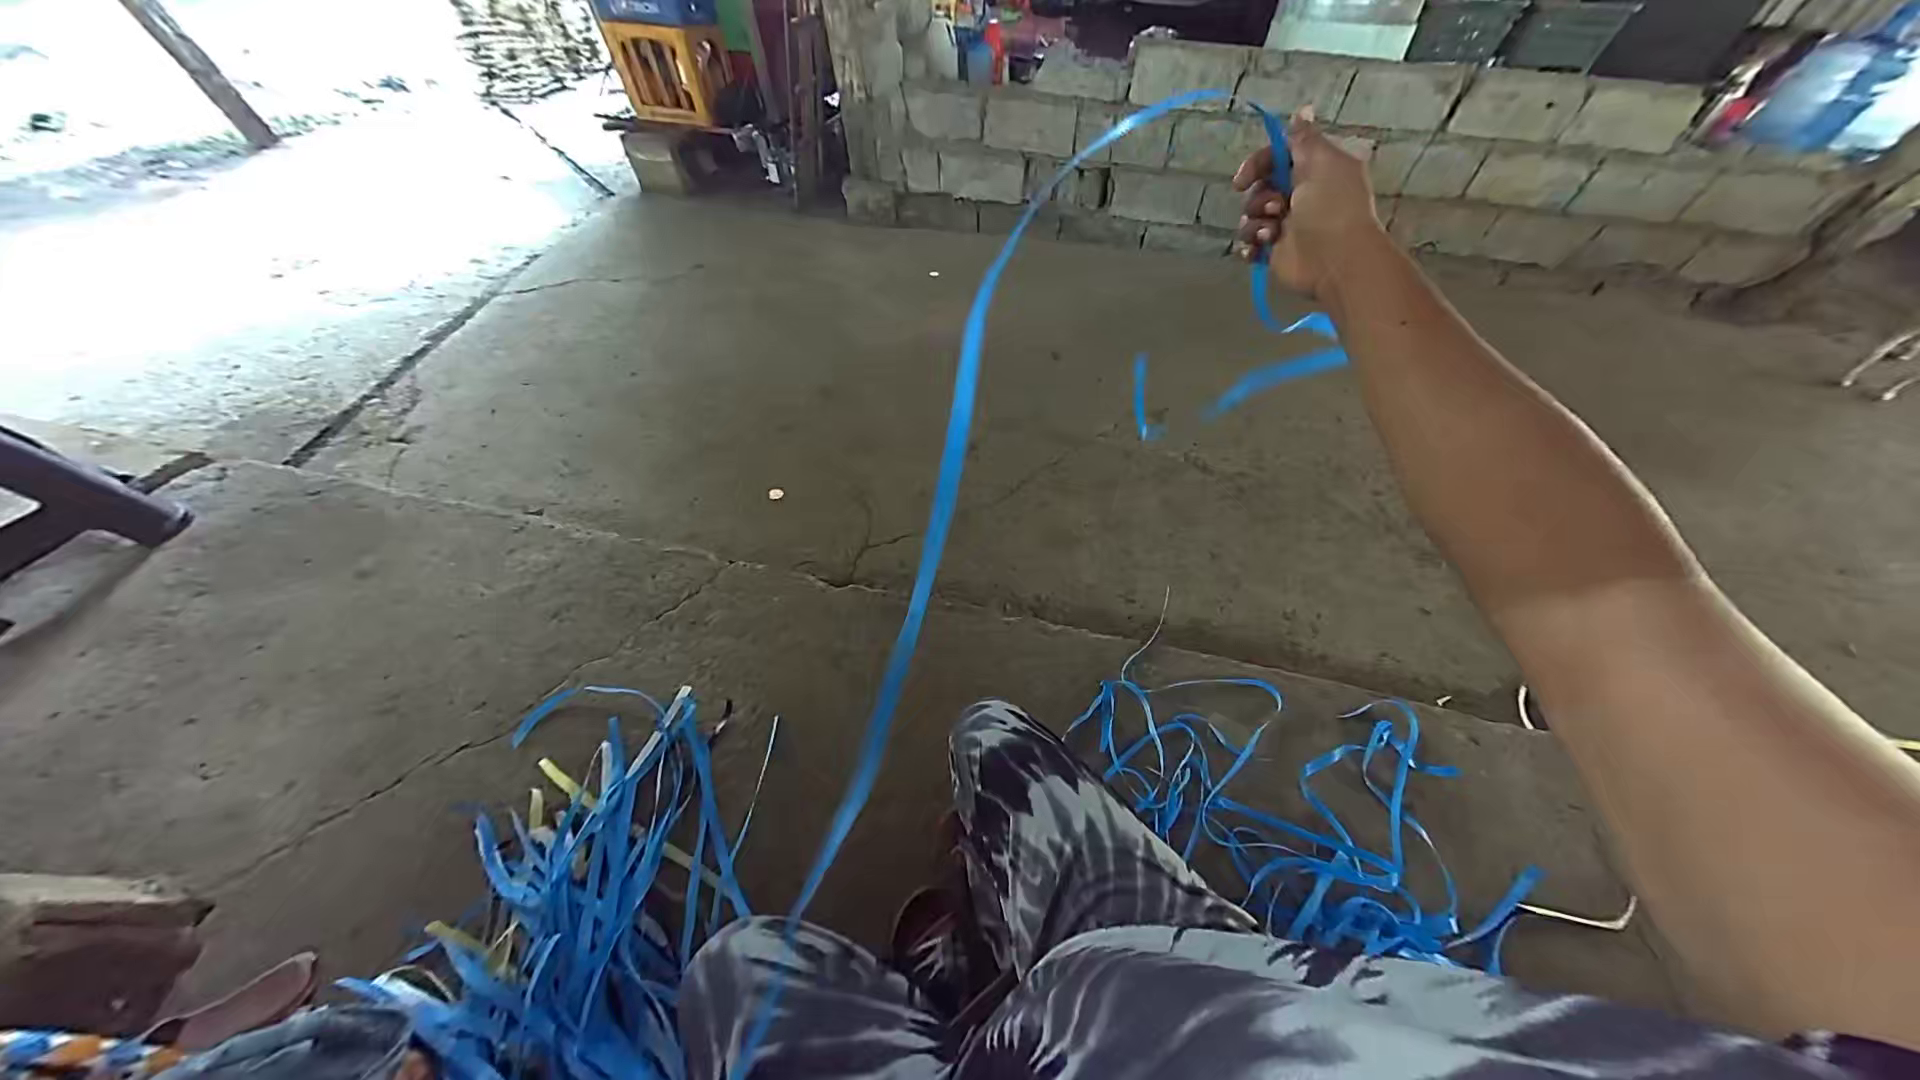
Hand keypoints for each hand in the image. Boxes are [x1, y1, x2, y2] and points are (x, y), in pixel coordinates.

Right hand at [1231, 108, 1384, 300]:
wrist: (1335, 259)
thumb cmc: (1331, 208)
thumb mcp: (1322, 162)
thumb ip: (1305, 139)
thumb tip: (1301, 110)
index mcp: (1312, 171)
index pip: (1275, 158)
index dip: (1257, 165)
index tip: (1242, 179)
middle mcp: (1298, 196)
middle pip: (1259, 188)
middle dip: (1259, 198)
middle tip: (1275, 208)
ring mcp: (1285, 225)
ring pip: (1250, 217)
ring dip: (1254, 224)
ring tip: (1271, 233)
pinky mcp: (1273, 252)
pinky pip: (1248, 244)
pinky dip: (1249, 246)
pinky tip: (1259, 249)